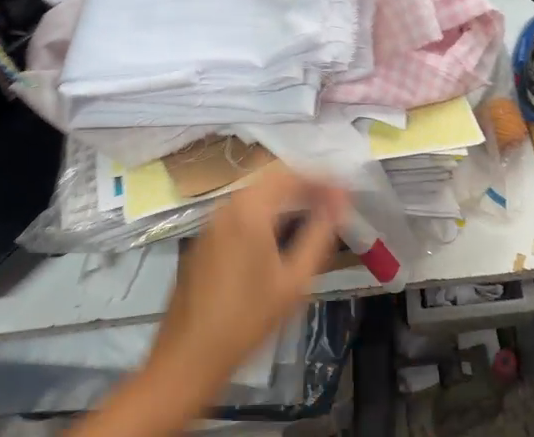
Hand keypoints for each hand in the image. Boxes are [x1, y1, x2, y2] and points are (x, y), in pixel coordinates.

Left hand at [144, 166, 349, 406]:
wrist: (187, 359)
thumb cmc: (247, 320)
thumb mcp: (294, 281)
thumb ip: (320, 235)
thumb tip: (339, 204)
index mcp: (249, 210)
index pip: (291, 174)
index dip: (322, 179)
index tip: (345, 192)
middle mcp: (226, 207)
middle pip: (271, 179)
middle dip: (304, 185)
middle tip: (333, 200)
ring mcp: (210, 224)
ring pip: (255, 195)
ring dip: (285, 198)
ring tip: (313, 214)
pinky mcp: (203, 242)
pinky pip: (240, 213)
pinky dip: (265, 213)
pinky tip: (280, 235)